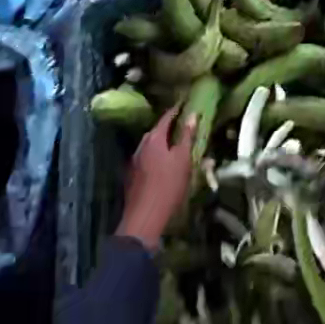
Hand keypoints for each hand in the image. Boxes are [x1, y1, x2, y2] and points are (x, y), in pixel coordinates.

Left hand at [116, 108, 196, 250]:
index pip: (166, 117)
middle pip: (156, 131)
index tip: (185, 104)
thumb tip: (192, 115)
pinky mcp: (132, 175)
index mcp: (154, 138)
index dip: (176, 110)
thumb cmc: (168, 186)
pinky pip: (146, 158)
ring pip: (150, 145)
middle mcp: (141, 145)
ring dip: (162, 143)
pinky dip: (156, 156)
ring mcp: (134, 161)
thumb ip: (187, 136)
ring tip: (174, 146)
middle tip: (182, 126)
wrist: (144, 219)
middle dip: (168, 127)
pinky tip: (162, 165)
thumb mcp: (183, 160)